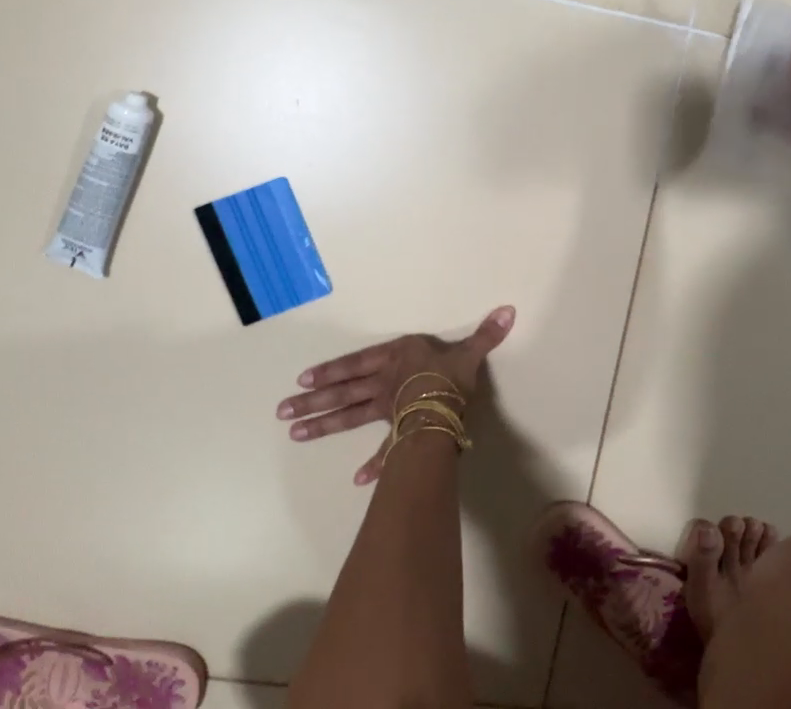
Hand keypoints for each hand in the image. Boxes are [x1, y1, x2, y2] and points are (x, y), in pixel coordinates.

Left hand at [278, 305, 515, 484]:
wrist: (446, 401)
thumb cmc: (451, 372)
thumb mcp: (468, 350)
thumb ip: (484, 335)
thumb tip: (508, 310)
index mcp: (395, 359)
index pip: (355, 363)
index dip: (330, 371)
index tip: (303, 381)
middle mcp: (383, 383)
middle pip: (342, 393)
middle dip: (312, 402)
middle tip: (282, 412)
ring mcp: (387, 410)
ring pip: (349, 418)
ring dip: (323, 426)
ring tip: (295, 434)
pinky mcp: (398, 433)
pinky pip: (384, 451)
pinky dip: (373, 466)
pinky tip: (358, 480)